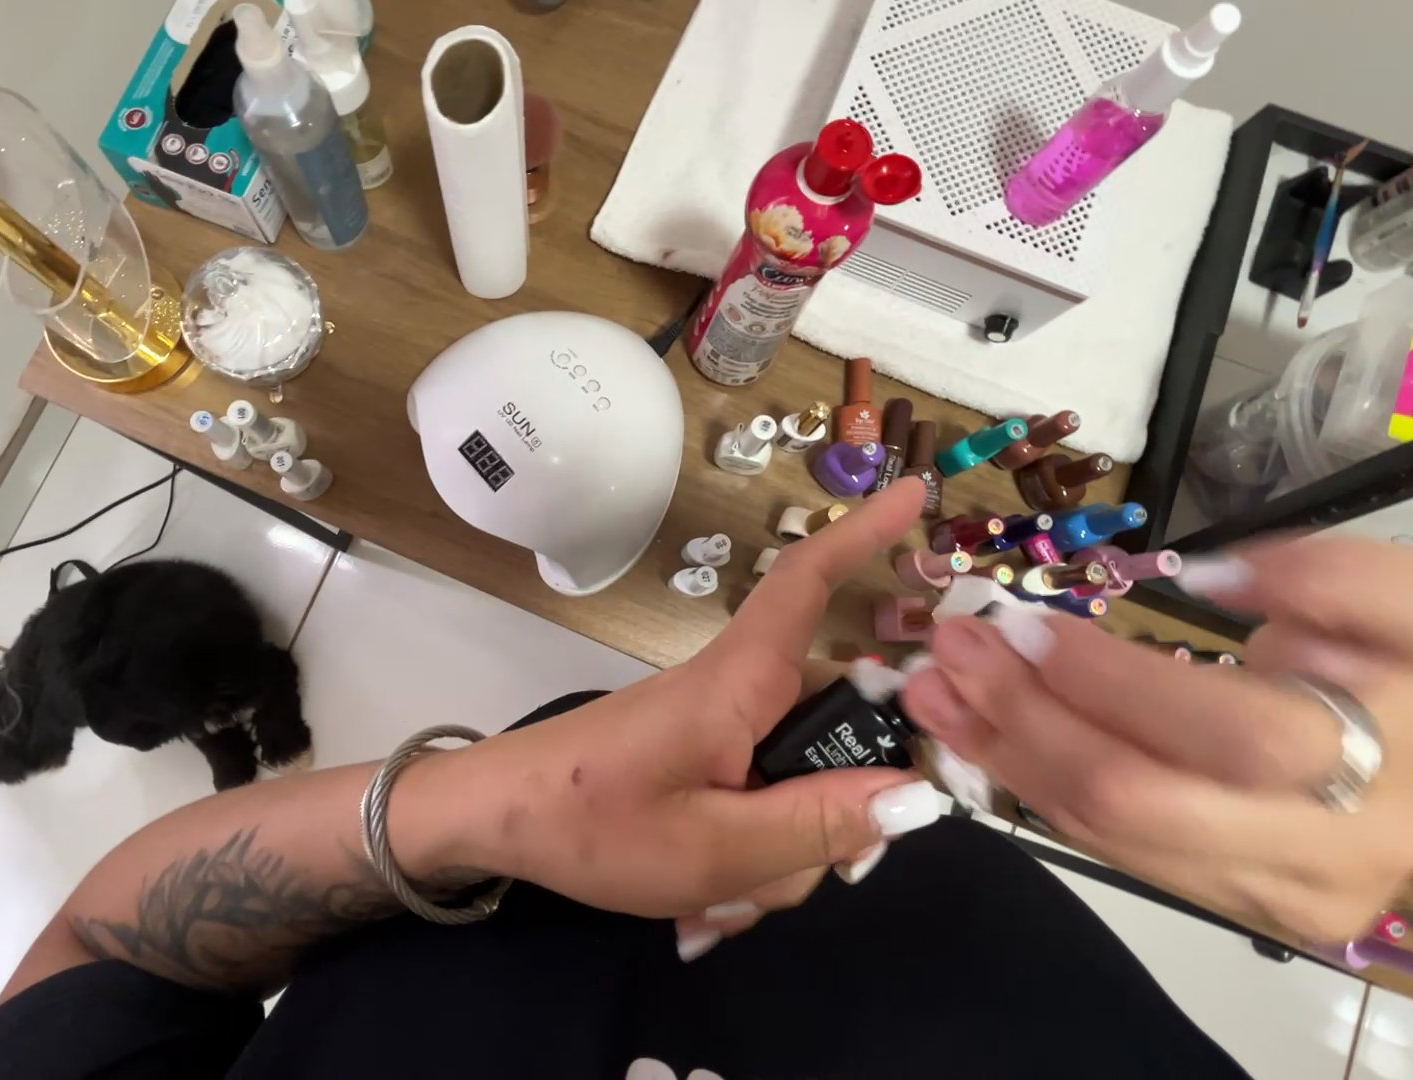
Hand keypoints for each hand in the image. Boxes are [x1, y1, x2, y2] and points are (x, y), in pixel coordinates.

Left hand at [406, 480, 943, 956]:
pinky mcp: (699, 753)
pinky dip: (748, 852)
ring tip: (718, 897)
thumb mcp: (716, 848)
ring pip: (795, 776)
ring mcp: (716, 724)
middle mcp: (734, 690)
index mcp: (737, 683)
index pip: (805, 586)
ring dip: (778, 850)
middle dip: (829, 810)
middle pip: (826, 723)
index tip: (913, 494)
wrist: (499, 818)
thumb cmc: (592, 823)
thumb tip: (913, 795)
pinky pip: (757, 796)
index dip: (861, 537)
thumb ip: (819, 823)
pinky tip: (707, 896)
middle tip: (792, 873)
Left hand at [902, 536, 1412, 942]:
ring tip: (927, 681)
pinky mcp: (1192, 895)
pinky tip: (955, 723)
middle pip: (1127, 792)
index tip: (1023, 622)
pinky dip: (1011, 771)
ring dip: (993, 742)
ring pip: (1089, 821)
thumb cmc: (1410, 687)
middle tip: (952, 644)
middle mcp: (1306, 853)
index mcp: (1371, 770)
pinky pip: (1083, 832)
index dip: (1109, 679)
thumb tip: (1210, 576)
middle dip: (1021, 714)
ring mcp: (1240, 891)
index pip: (1222, 734)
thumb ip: (1337, 579)